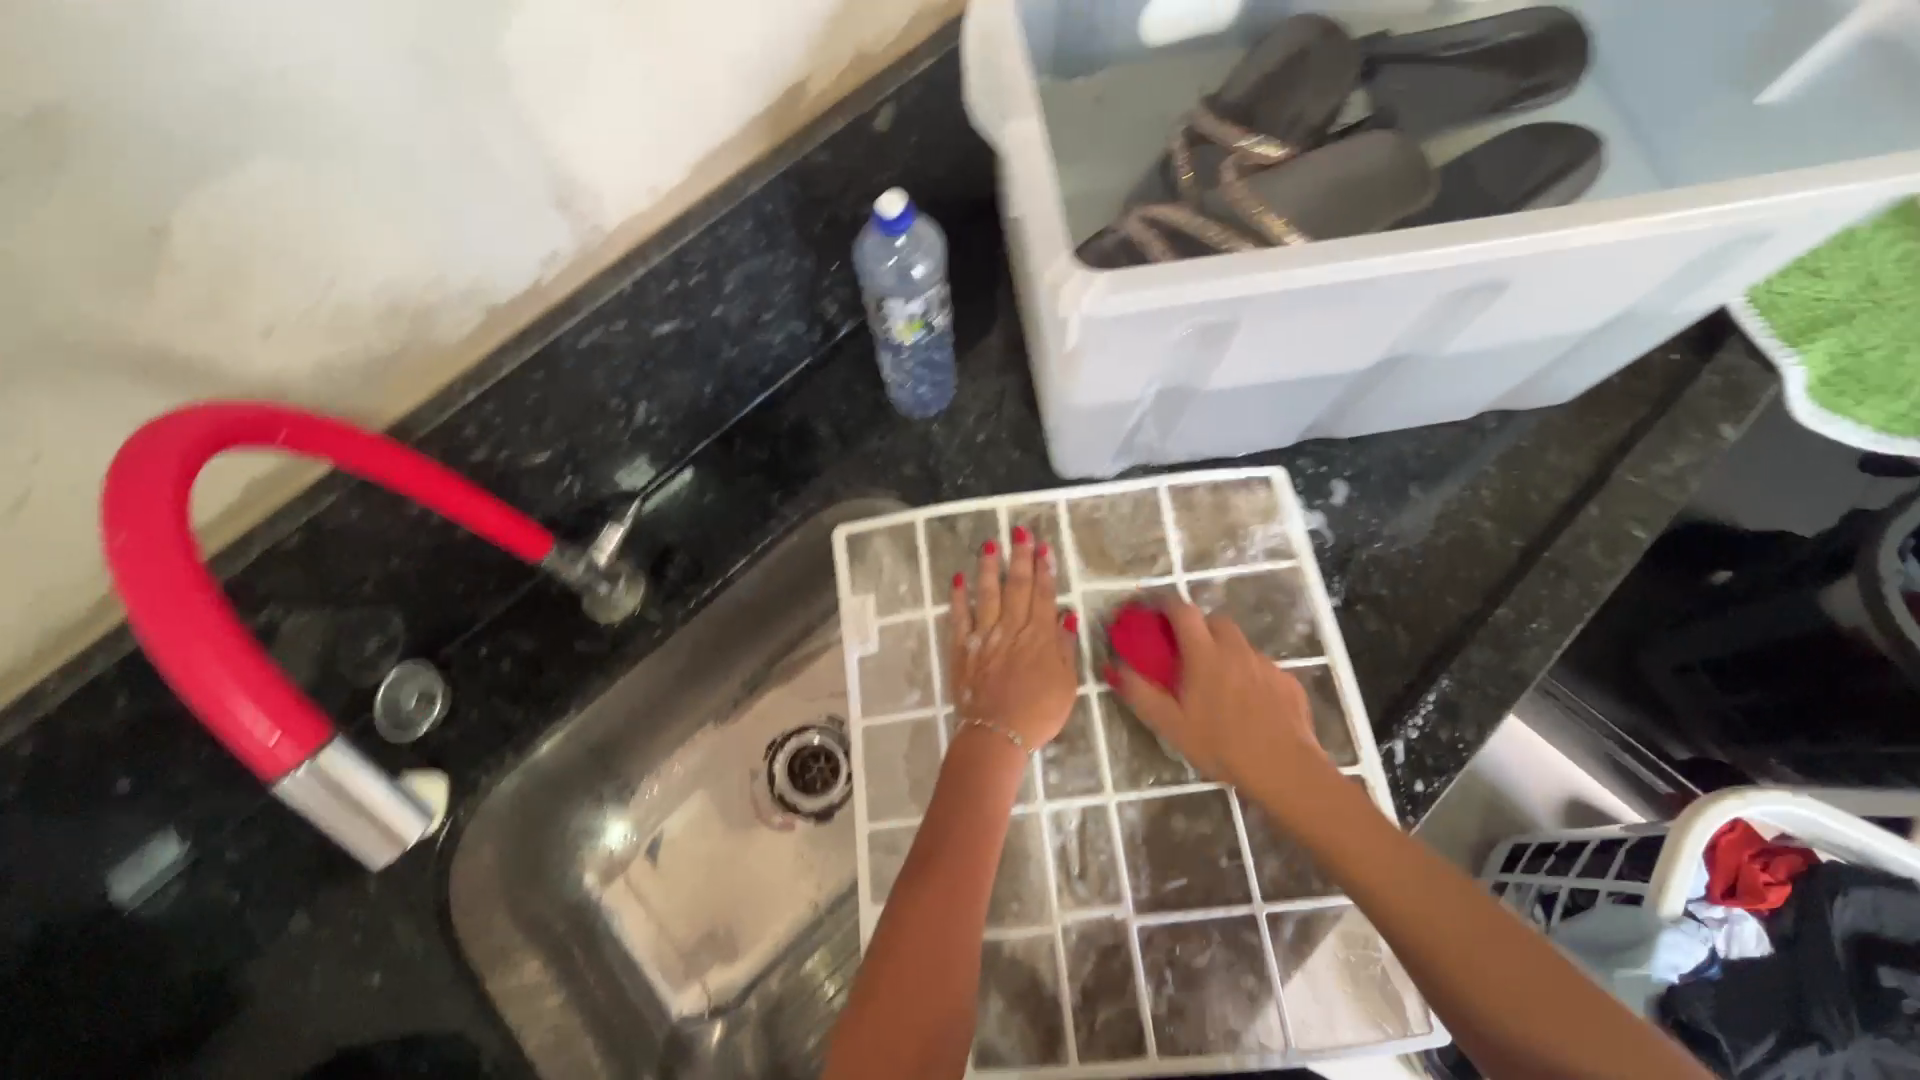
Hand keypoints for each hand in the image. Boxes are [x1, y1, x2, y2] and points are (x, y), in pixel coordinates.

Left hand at [947, 526, 1077, 748]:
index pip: (1043, 594)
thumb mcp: (1066, 684)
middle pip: (1017, 586)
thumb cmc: (1038, 713)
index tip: (1043, 546)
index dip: (1044, 569)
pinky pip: (959, 617)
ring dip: (989, 567)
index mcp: (1039, 636)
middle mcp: (1012, 628)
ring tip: (989, 544)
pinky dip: (959, 597)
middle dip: (1019, 556)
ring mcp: (984, 636)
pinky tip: (959, 579)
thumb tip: (1066, 616)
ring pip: (987, 594)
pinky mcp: (962, 649)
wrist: (998, 734)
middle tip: (1019, 531)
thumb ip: (1064, 648)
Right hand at [1106, 598, 1334, 801]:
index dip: (1166, 604)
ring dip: (1226, 653)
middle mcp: (1237, 650)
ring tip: (1218, 684)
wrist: (1283, 767)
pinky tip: (1249, 705)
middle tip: (1186, 651)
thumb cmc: (1220, 745)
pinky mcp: (1288, 682)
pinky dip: (1250, 676)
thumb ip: (1139, 692)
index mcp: (1205, 654)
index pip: (1183, 611)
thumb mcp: (1170, 724)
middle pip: (1216, 621)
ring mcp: (1266, 664)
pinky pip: (1263, 669)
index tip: (1153, 609)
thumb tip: (1113, 667)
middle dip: (1199, 627)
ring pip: (1241, 646)